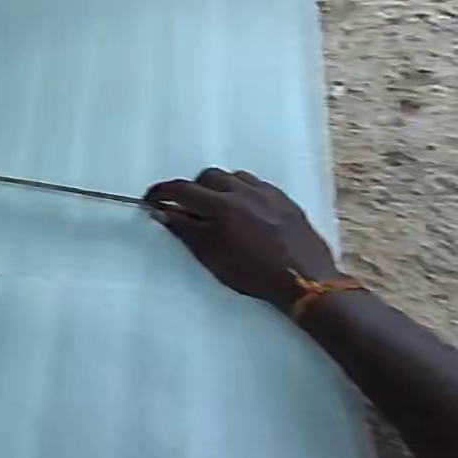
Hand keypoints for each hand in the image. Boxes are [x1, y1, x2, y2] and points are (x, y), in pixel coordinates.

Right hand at [145, 169, 341, 313]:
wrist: (305, 282)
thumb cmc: (255, 273)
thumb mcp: (211, 255)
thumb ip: (185, 229)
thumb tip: (164, 212)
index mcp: (221, 206)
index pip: (182, 189)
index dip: (162, 192)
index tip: (152, 198)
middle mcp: (243, 192)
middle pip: (207, 176)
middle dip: (193, 188)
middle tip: (187, 207)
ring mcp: (266, 194)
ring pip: (233, 176)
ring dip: (219, 186)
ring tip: (217, 206)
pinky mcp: (284, 200)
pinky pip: (257, 184)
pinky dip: (243, 190)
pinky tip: (244, 207)